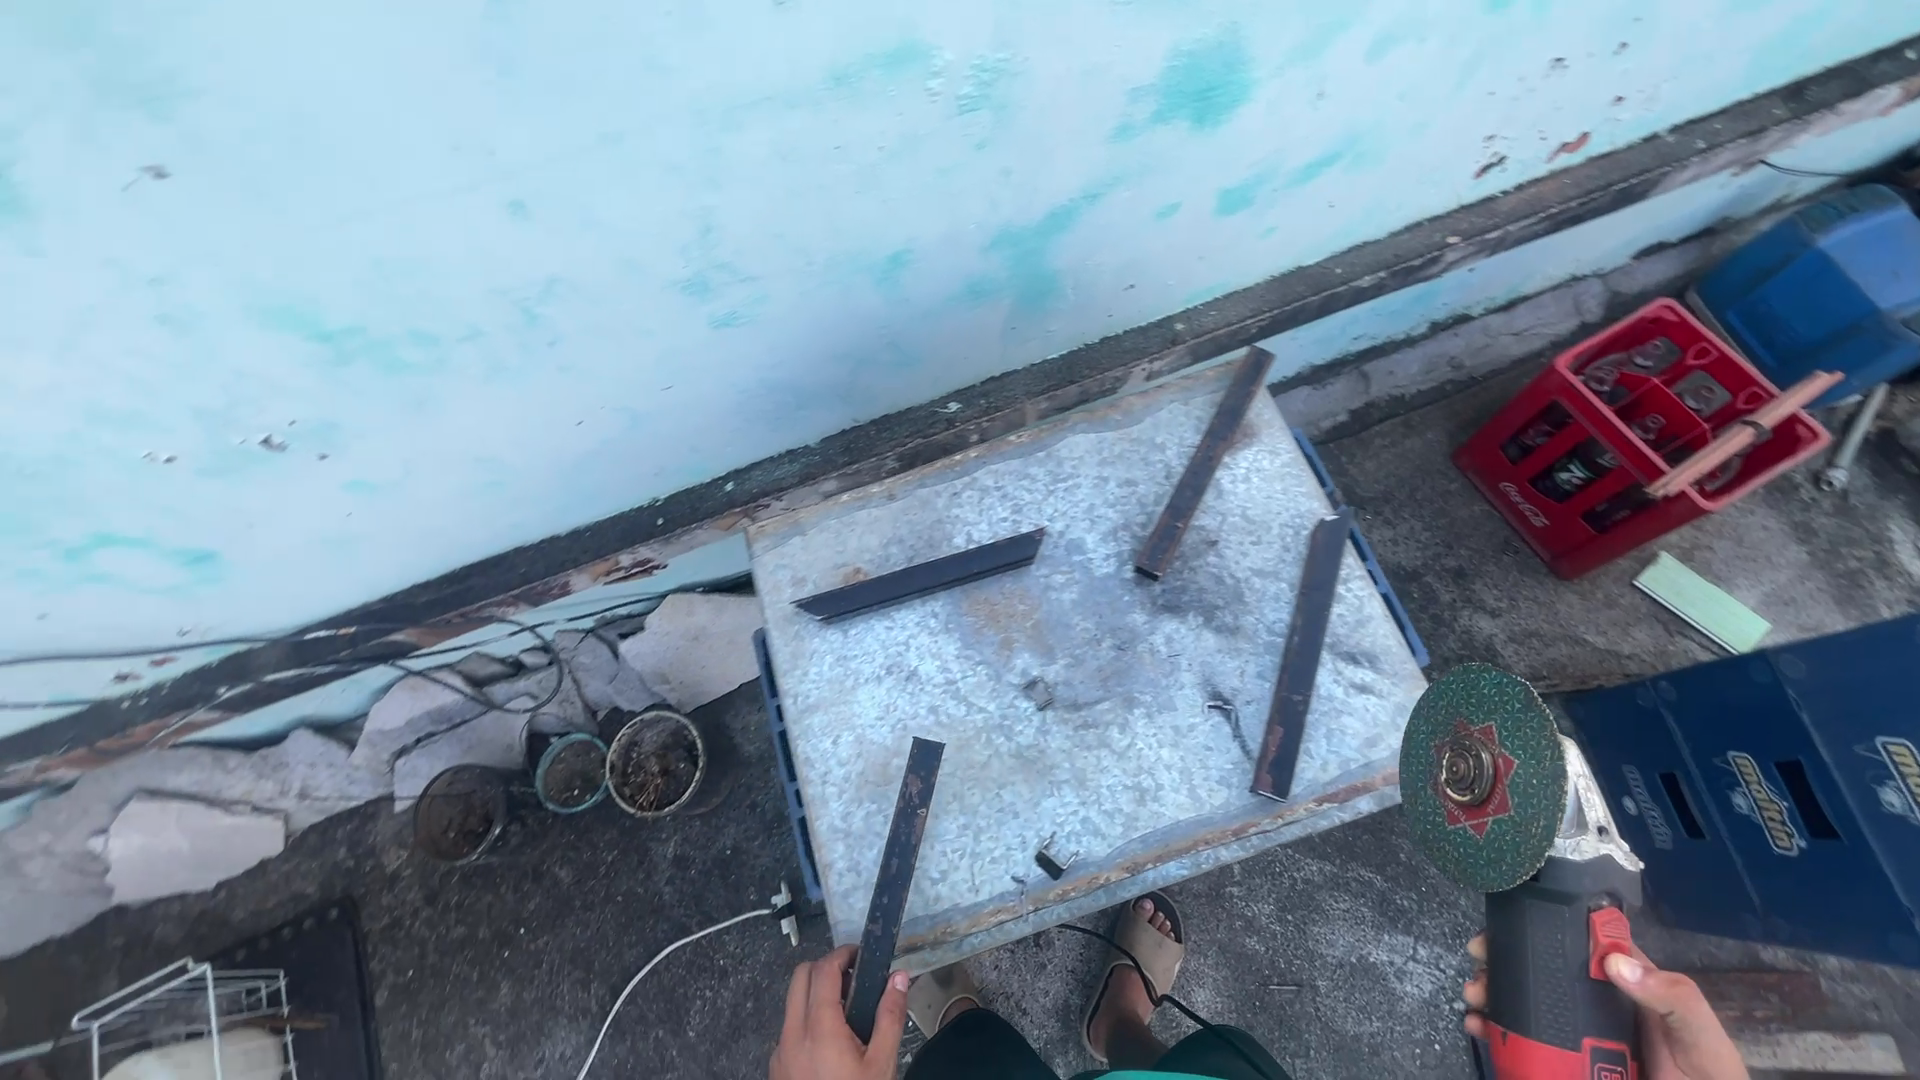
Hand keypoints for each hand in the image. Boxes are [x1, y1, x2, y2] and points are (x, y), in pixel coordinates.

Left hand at [769, 945, 909, 1079]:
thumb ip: (890, 1015)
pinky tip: (830, 1040)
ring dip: (814, 992)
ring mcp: (779, 1052)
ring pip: (791, 1002)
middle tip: (853, 978)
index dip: (842, 954)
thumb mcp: (881, 1063)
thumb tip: (899, 976)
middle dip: (825, 967)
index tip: (861, 954)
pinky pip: (788, 1027)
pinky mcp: (775, 1068)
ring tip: (846, 1010)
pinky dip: (806, 1018)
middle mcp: (791, 1035)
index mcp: (819, 1029)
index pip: (823, 970)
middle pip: (799, 976)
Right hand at [1461, 935, 1748, 1079]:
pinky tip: (1477, 1026)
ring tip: (1474, 997)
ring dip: (1489, 990)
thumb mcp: (1702, 1042)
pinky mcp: (1560, 1059)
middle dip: (1501, 958)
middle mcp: (1593, 1001)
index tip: (1507, 924)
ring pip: (1522, 1000)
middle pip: (1538, 967)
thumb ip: (1674, 1001)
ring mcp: (1575, 1032)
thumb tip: (1614, 962)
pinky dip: (1491, 1028)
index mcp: (1626, 984)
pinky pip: (1519, 1038)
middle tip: (1479, 959)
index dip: (1541, 924)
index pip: (1580, 942)